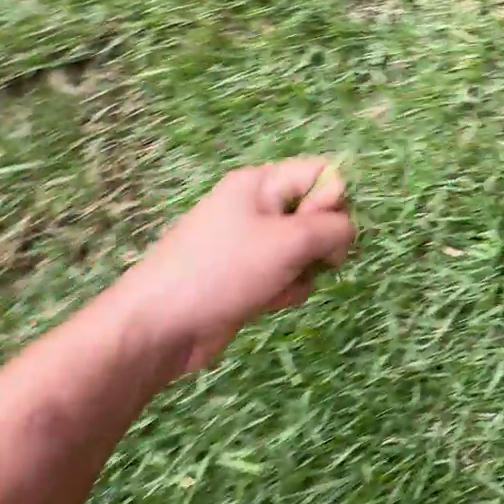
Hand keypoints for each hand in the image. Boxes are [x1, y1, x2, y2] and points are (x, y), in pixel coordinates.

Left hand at [103, 157, 353, 378]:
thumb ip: (336, 227)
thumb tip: (345, 234)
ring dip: (306, 269)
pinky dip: (288, 287)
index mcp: (259, 183)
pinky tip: (268, 301)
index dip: (333, 200)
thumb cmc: (223, 271)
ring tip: (280, 284)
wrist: (157, 329)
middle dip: (321, 240)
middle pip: (319, 212)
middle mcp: (256, 207)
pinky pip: (290, 272)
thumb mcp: (292, 241)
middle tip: (303, 258)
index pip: (324, 173)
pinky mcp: (248, 275)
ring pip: (308, 247)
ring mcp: (250, 242)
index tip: (318, 226)